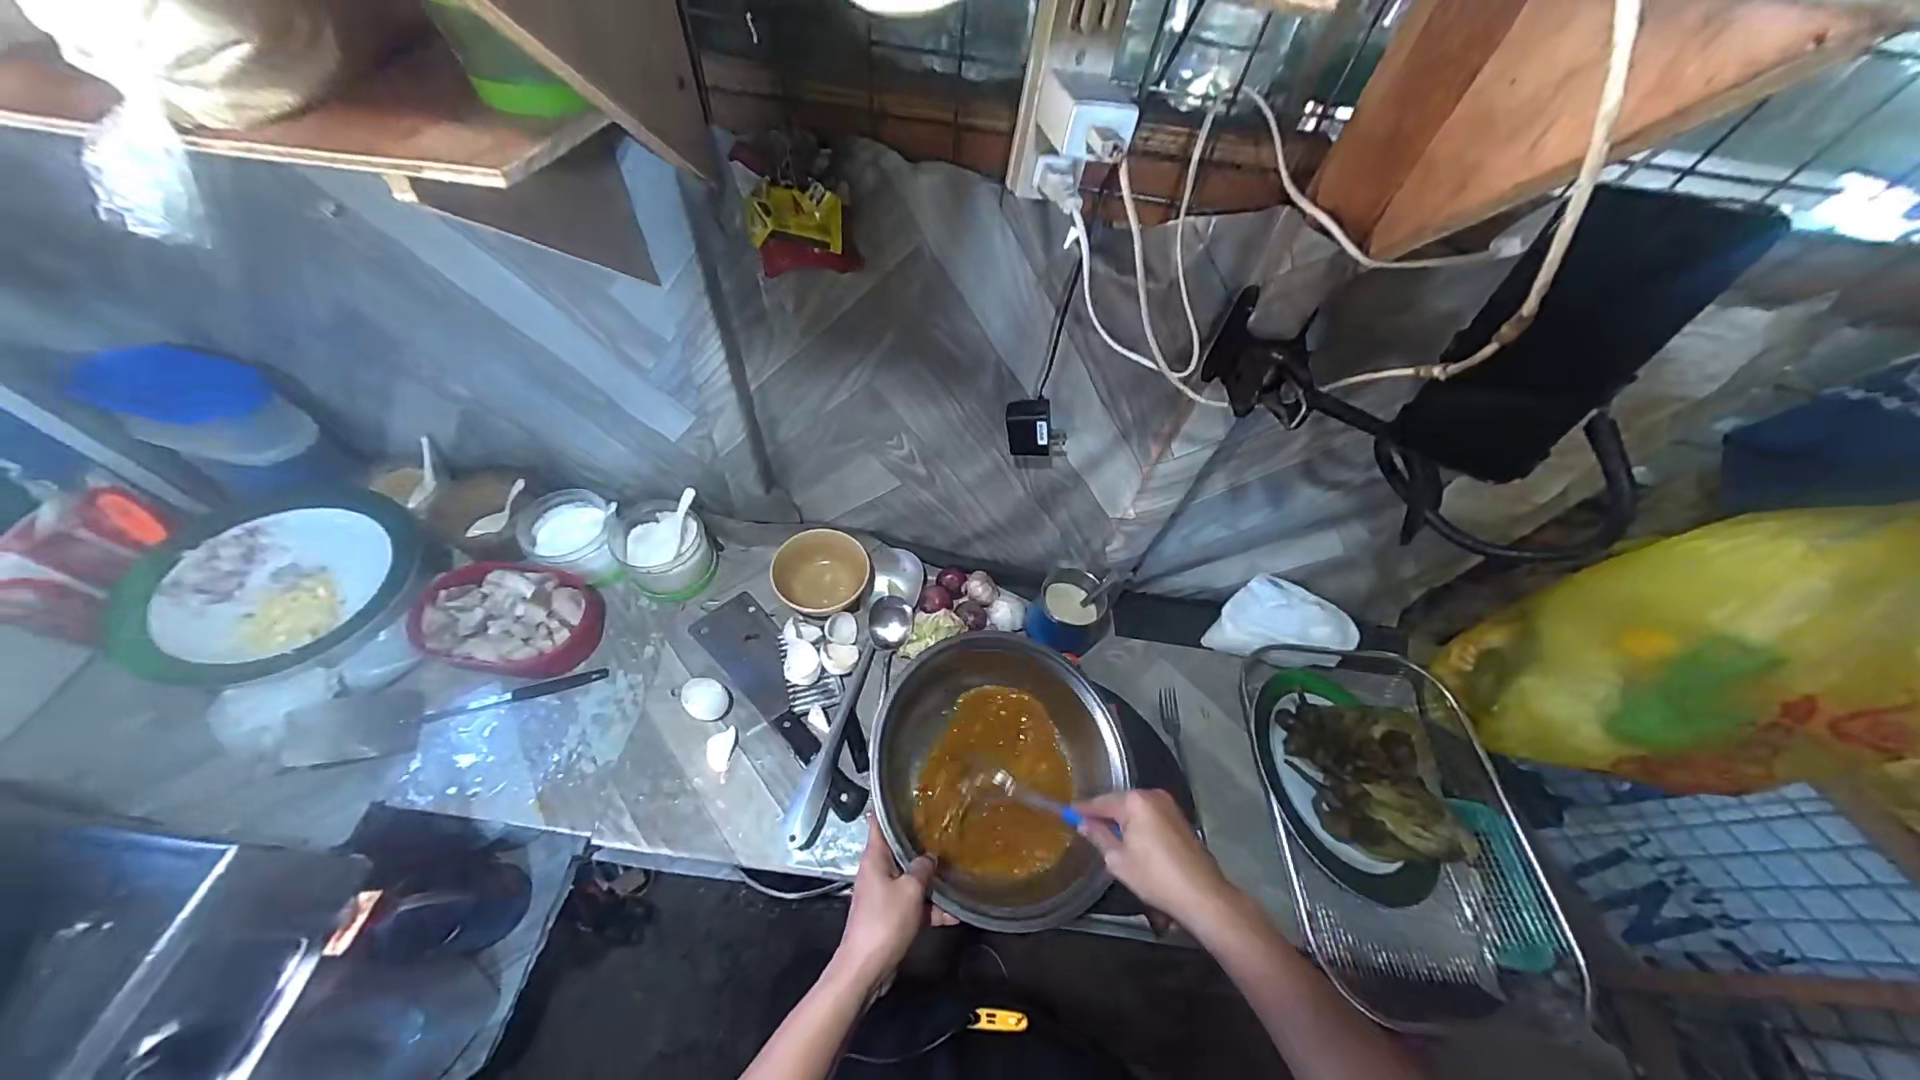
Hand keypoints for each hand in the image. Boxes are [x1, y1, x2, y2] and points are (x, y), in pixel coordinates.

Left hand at [834, 813, 957, 990]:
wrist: (866, 970)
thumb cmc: (884, 922)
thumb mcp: (910, 891)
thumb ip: (922, 869)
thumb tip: (930, 857)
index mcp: (875, 858)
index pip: (878, 823)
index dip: (890, 808)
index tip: (909, 796)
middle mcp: (877, 872)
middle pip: (900, 852)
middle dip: (923, 847)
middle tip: (947, 835)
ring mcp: (883, 896)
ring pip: (910, 881)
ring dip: (932, 884)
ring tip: (959, 878)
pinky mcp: (890, 918)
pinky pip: (913, 906)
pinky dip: (931, 909)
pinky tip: (956, 914)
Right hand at [1073, 789, 1236, 927]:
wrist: (1201, 894)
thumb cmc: (1154, 877)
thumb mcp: (1118, 860)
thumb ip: (1099, 836)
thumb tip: (1084, 824)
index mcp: (1134, 801)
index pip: (1100, 802)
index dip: (1082, 809)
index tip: (1067, 812)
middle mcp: (1152, 795)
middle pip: (1119, 802)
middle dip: (1104, 814)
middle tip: (1086, 827)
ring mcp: (1169, 805)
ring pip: (1135, 809)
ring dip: (1122, 819)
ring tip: (1108, 836)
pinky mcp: (1179, 818)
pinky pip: (1150, 815)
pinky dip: (1138, 824)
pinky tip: (1132, 840)